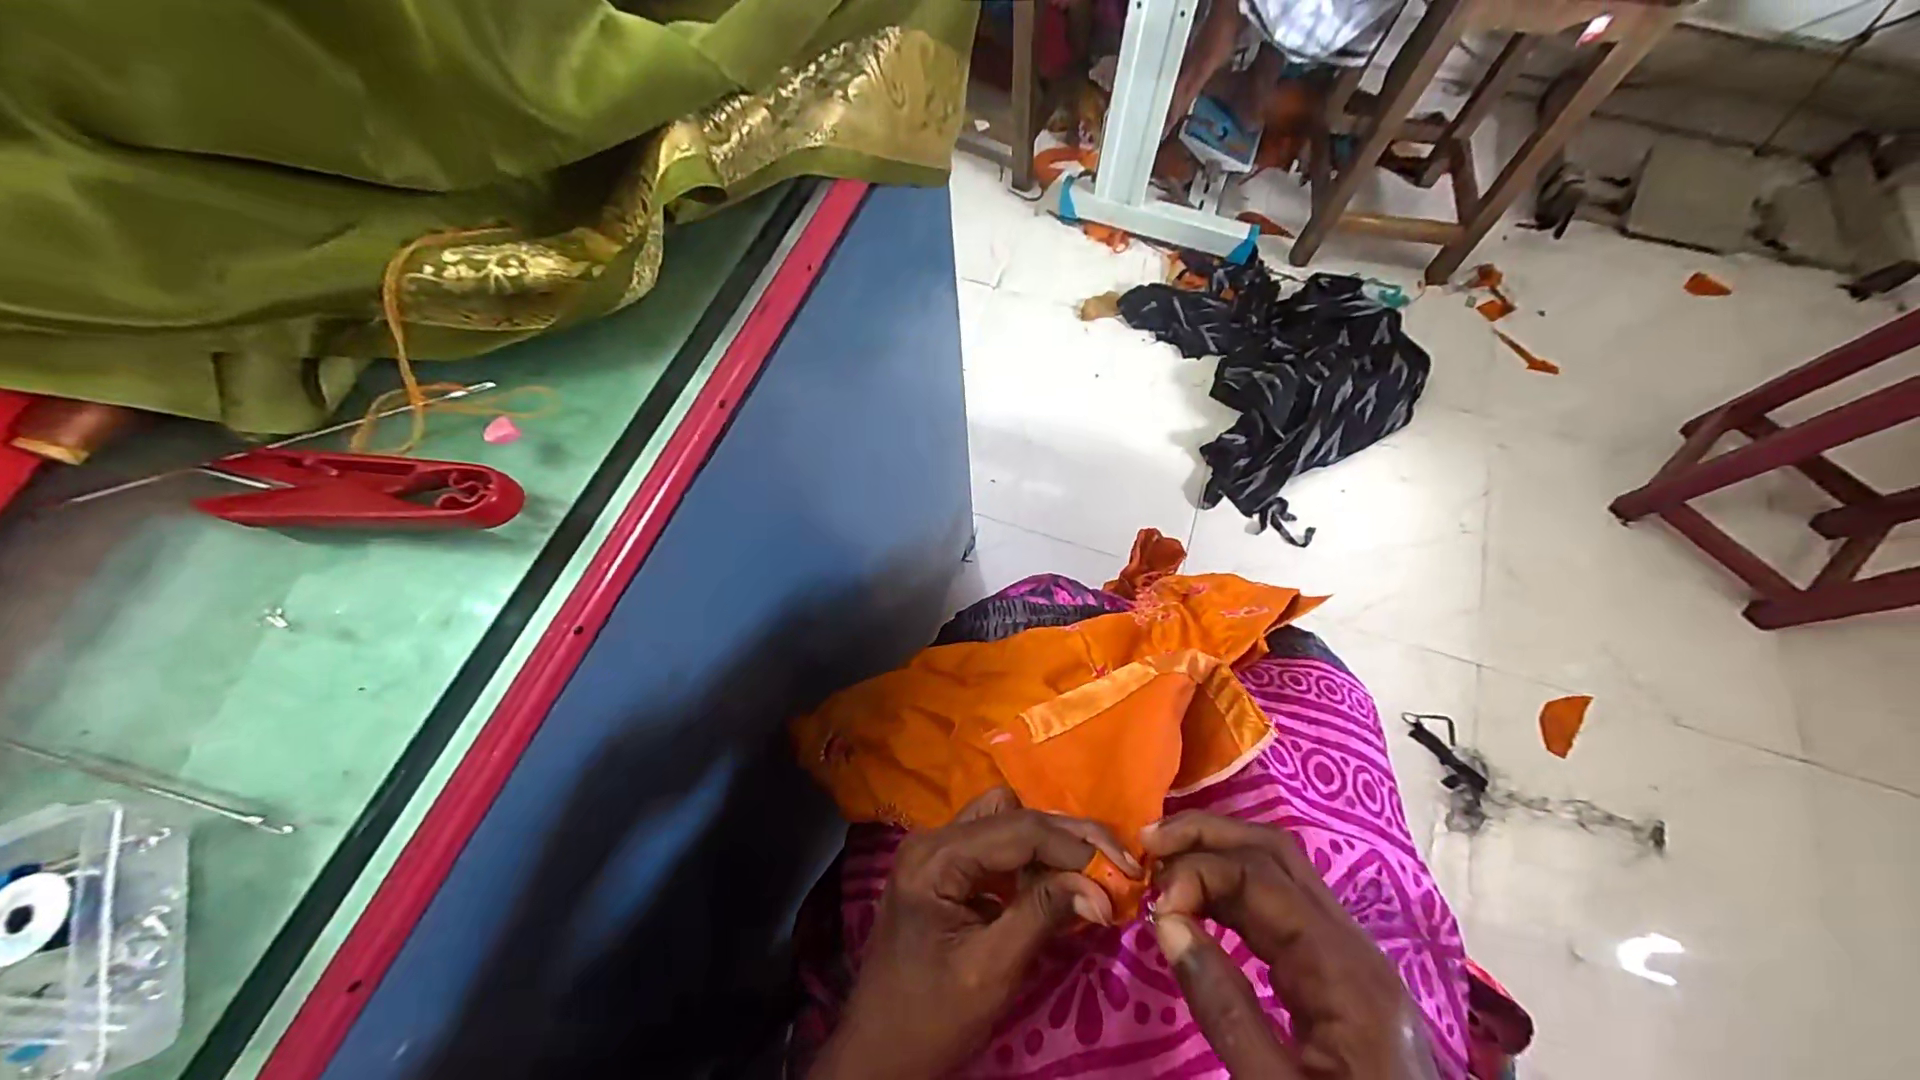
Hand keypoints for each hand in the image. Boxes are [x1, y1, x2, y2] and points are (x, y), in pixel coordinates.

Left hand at [809, 789, 1141, 1079]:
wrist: (877, 1054)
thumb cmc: (929, 1018)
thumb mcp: (990, 971)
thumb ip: (1041, 916)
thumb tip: (1100, 887)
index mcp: (936, 857)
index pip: (1018, 829)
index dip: (1075, 845)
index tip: (1124, 870)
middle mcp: (933, 839)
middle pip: (1012, 814)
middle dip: (1066, 837)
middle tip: (1116, 864)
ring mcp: (936, 851)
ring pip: (1005, 821)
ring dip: (1049, 843)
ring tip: (1091, 873)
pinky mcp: (944, 869)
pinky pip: (995, 846)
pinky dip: (1030, 859)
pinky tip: (1056, 884)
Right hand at [1142, 812, 1439, 1079]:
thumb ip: (1223, 1010)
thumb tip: (1166, 922)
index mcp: (1344, 969)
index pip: (1260, 877)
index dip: (1199, 873)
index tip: (1153, 906)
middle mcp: (1352, 944)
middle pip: (1274, 852)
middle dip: (1207, 835)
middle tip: (1148, 840)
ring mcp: (1348, 956)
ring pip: (1278, 871)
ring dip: (1217, 856)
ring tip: (1163, 864)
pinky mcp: (1336, 974)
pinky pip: (1280, 906)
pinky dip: (1232, 890)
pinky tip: (1200, 903)